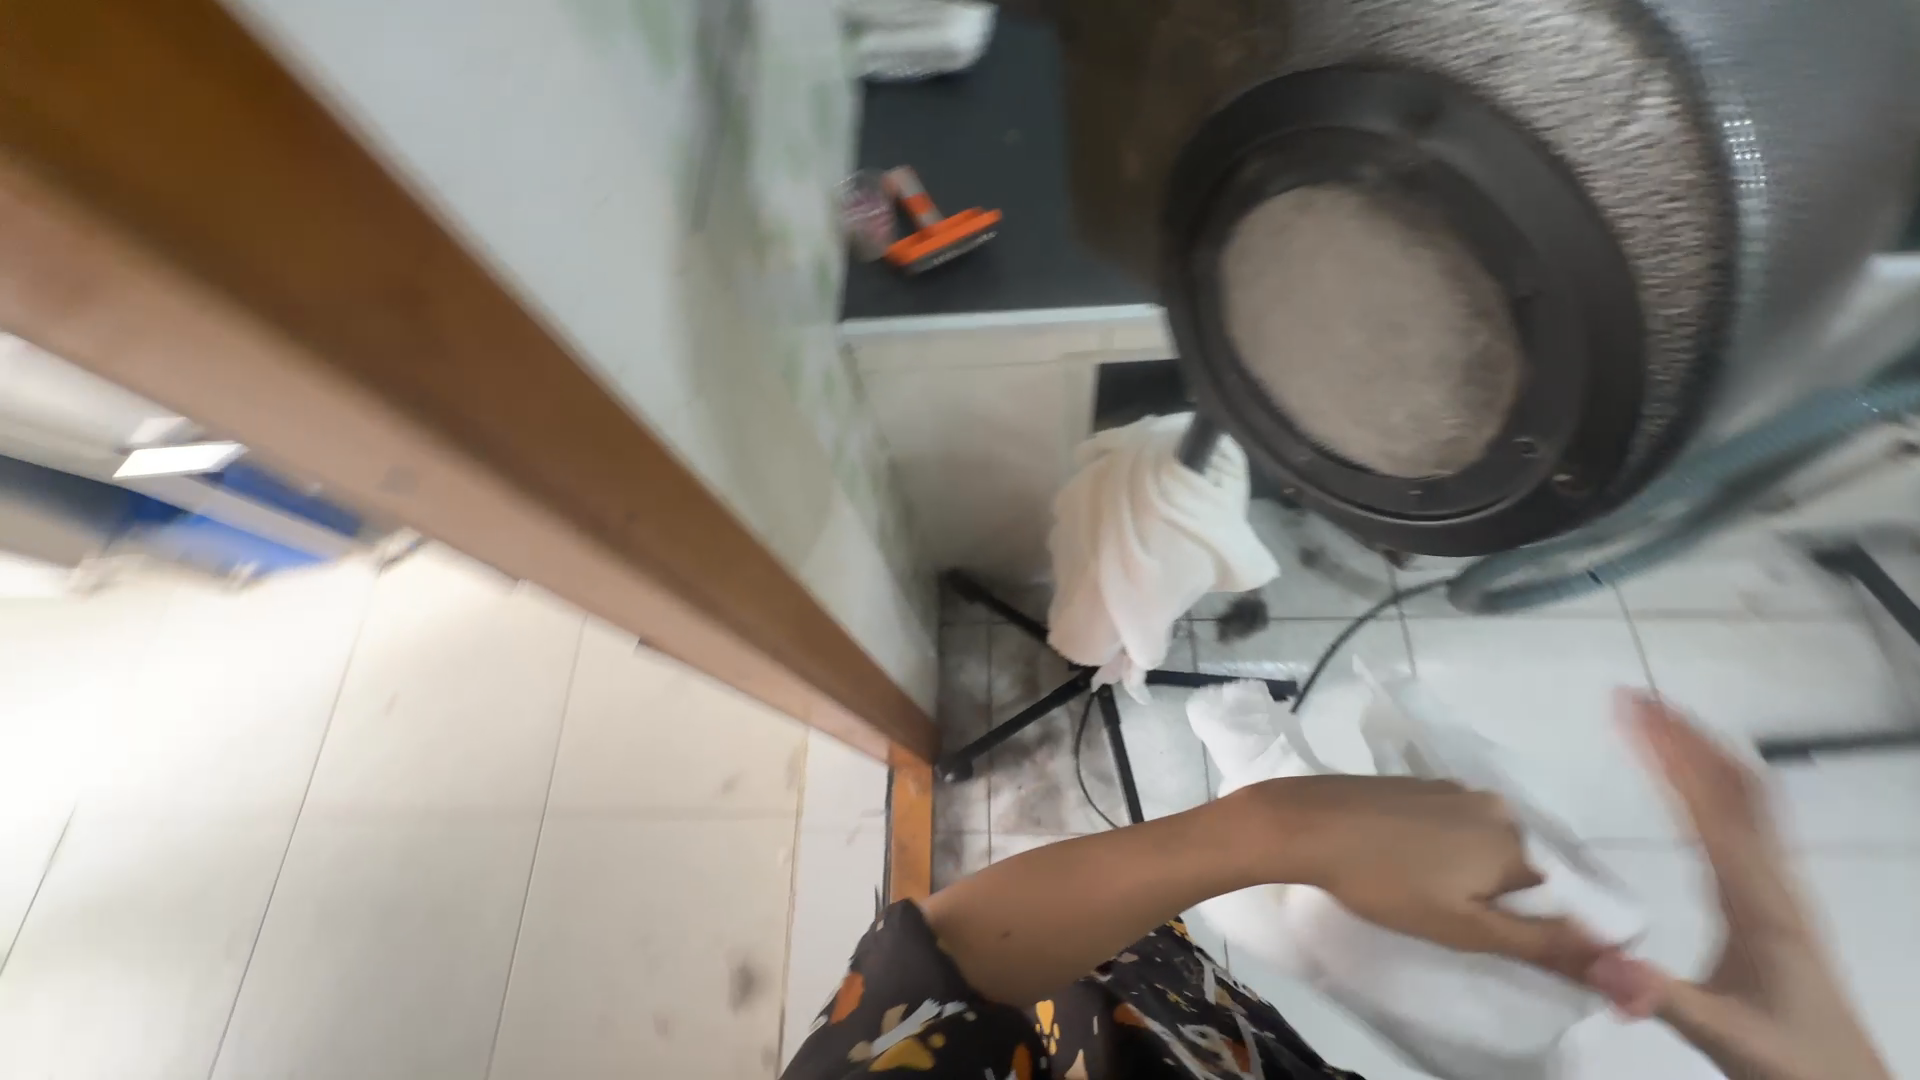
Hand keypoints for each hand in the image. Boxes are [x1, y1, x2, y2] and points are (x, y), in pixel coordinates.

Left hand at [1229, 774, 1611, 986]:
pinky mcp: (1409, 783)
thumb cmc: (1383, 880)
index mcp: (1513, 839)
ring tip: (1418, 886)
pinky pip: (1443, 822)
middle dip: (1493, 893)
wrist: (1303, 823)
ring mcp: (1445, 787)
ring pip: (1477, 842)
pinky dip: (1433, 844)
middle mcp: (1491, 804)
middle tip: (1444, 912)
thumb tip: (1631, 969)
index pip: (1553, 895)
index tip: (1483, 932)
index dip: (1525, 922)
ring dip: (1461, 868)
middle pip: (1515, 864)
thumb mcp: (1467, 926)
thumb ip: (1546, 944)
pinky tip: (1401, 858)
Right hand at [1587, 693, 1891, 1079]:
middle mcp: (1772, 881)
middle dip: (1683, 737)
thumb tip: (1600, 959)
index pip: (1712, 807)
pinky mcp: (1769, 897)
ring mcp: (1777, 887)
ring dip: (1700, 752)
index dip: (1670, 754)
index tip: (1626, 713)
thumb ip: (1662, 995)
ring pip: (1746, 799)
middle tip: (1630, 698)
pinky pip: (1745, 821)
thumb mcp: (1724, 1036)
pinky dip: (1713, 782)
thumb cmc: (1791, 1062)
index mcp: (1758, 901)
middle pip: (1735, 788)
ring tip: (1651, 719)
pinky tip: (1687, 777)